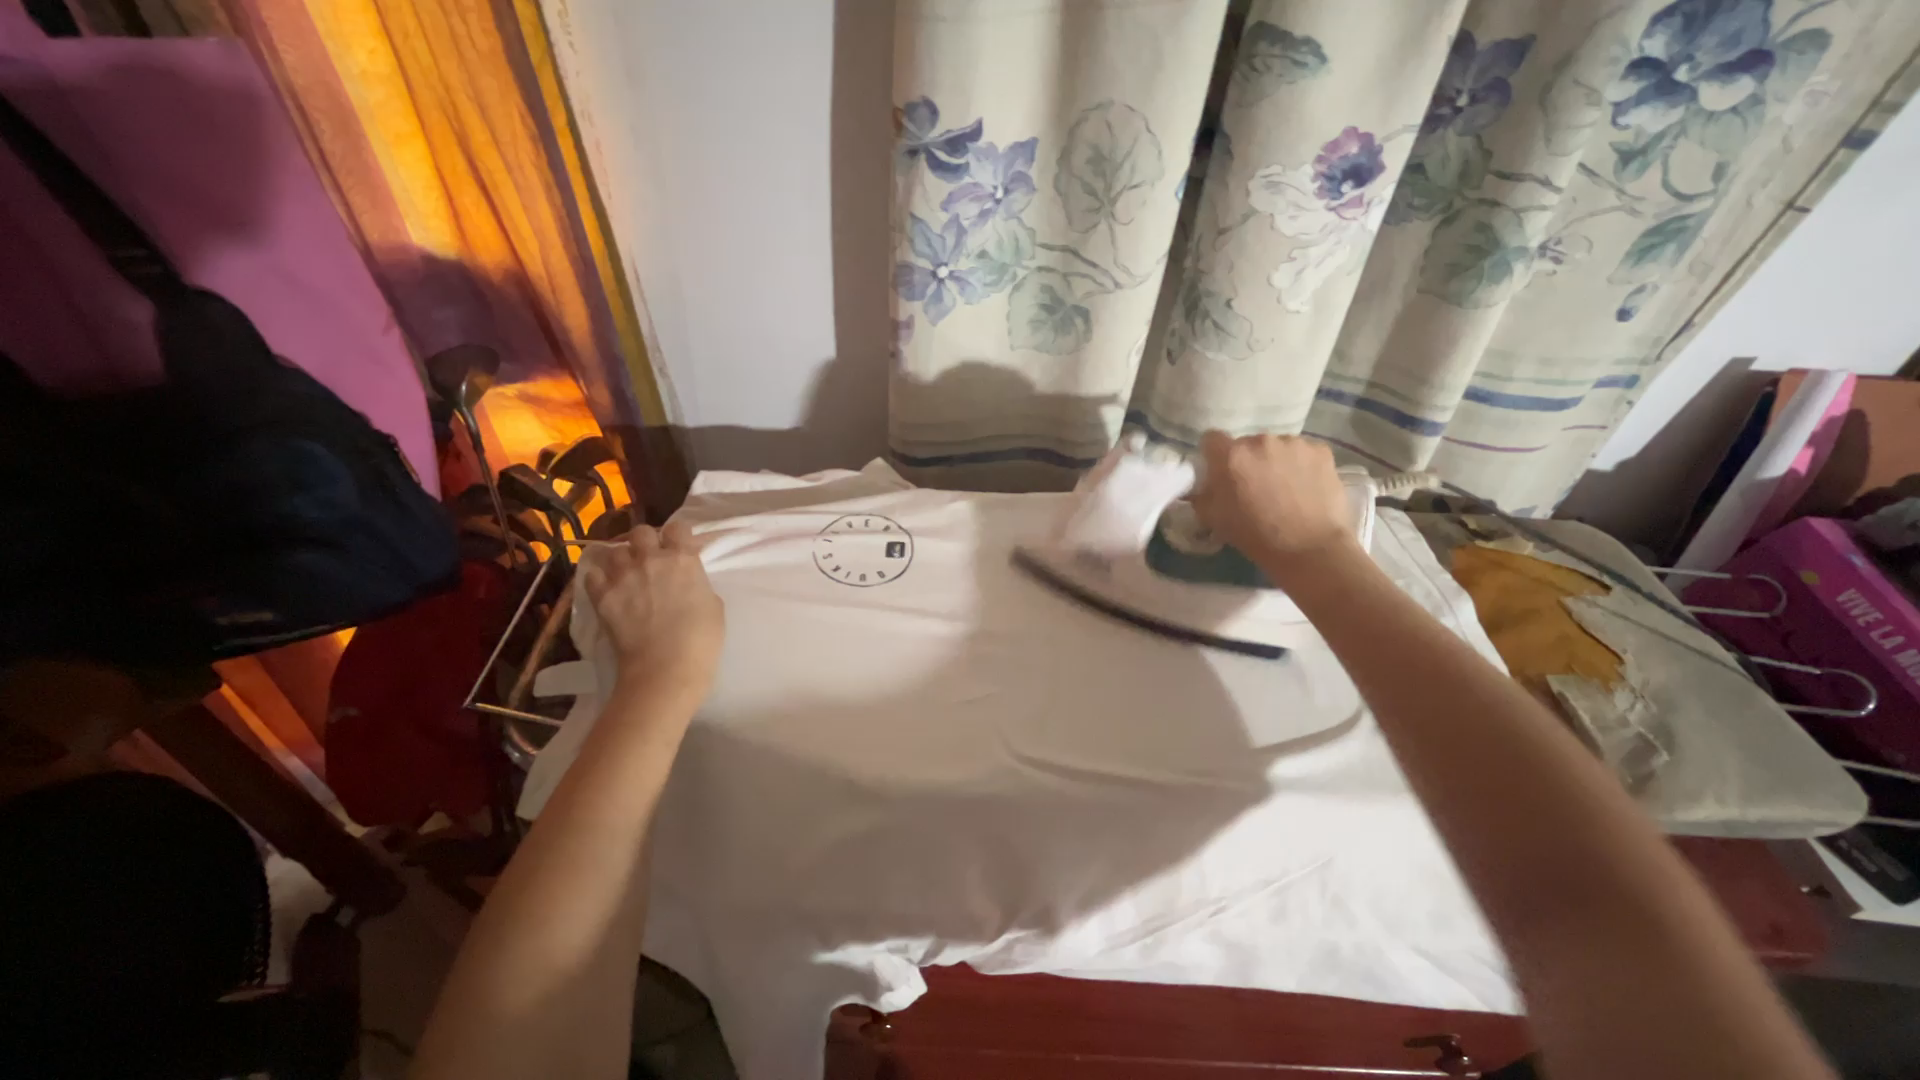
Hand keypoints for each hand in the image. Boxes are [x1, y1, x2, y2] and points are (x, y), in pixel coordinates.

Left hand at [580, 522, 724, 689]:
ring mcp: (622, 576)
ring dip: (621, 560)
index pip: (678, 527)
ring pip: (613, 550)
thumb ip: (698, 585)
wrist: (665, 670)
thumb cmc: (701, 642)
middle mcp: (650, 559)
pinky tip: (606, 588)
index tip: (680, 547)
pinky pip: (592, 574)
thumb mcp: (714, 607)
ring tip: (625, 574)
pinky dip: (598, 578)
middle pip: (641, 532)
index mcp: (683, 559)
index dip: (678, 535)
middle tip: (650, 560)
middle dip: (646, 542)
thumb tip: (688, 583)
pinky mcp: (602, 596)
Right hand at [1191, 431, 1360, 582]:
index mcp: (1230, 456)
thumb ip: (1202, 494)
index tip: (1220, 472)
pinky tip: (1306, 486)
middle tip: (1255, 486)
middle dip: (1248, 461)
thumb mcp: (1214, 520)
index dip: (1214, 455)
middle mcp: (1260, 440)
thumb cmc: (1256, 536)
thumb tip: (1204, 485)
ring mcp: (1294, 442)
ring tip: (1285, 488)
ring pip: (1277, 446)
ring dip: (1276, 461)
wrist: (1311, 549)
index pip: (1211, 438)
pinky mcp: (1321, 450)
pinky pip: (1303, 452)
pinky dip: (1302, 464)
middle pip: (1247, 443)